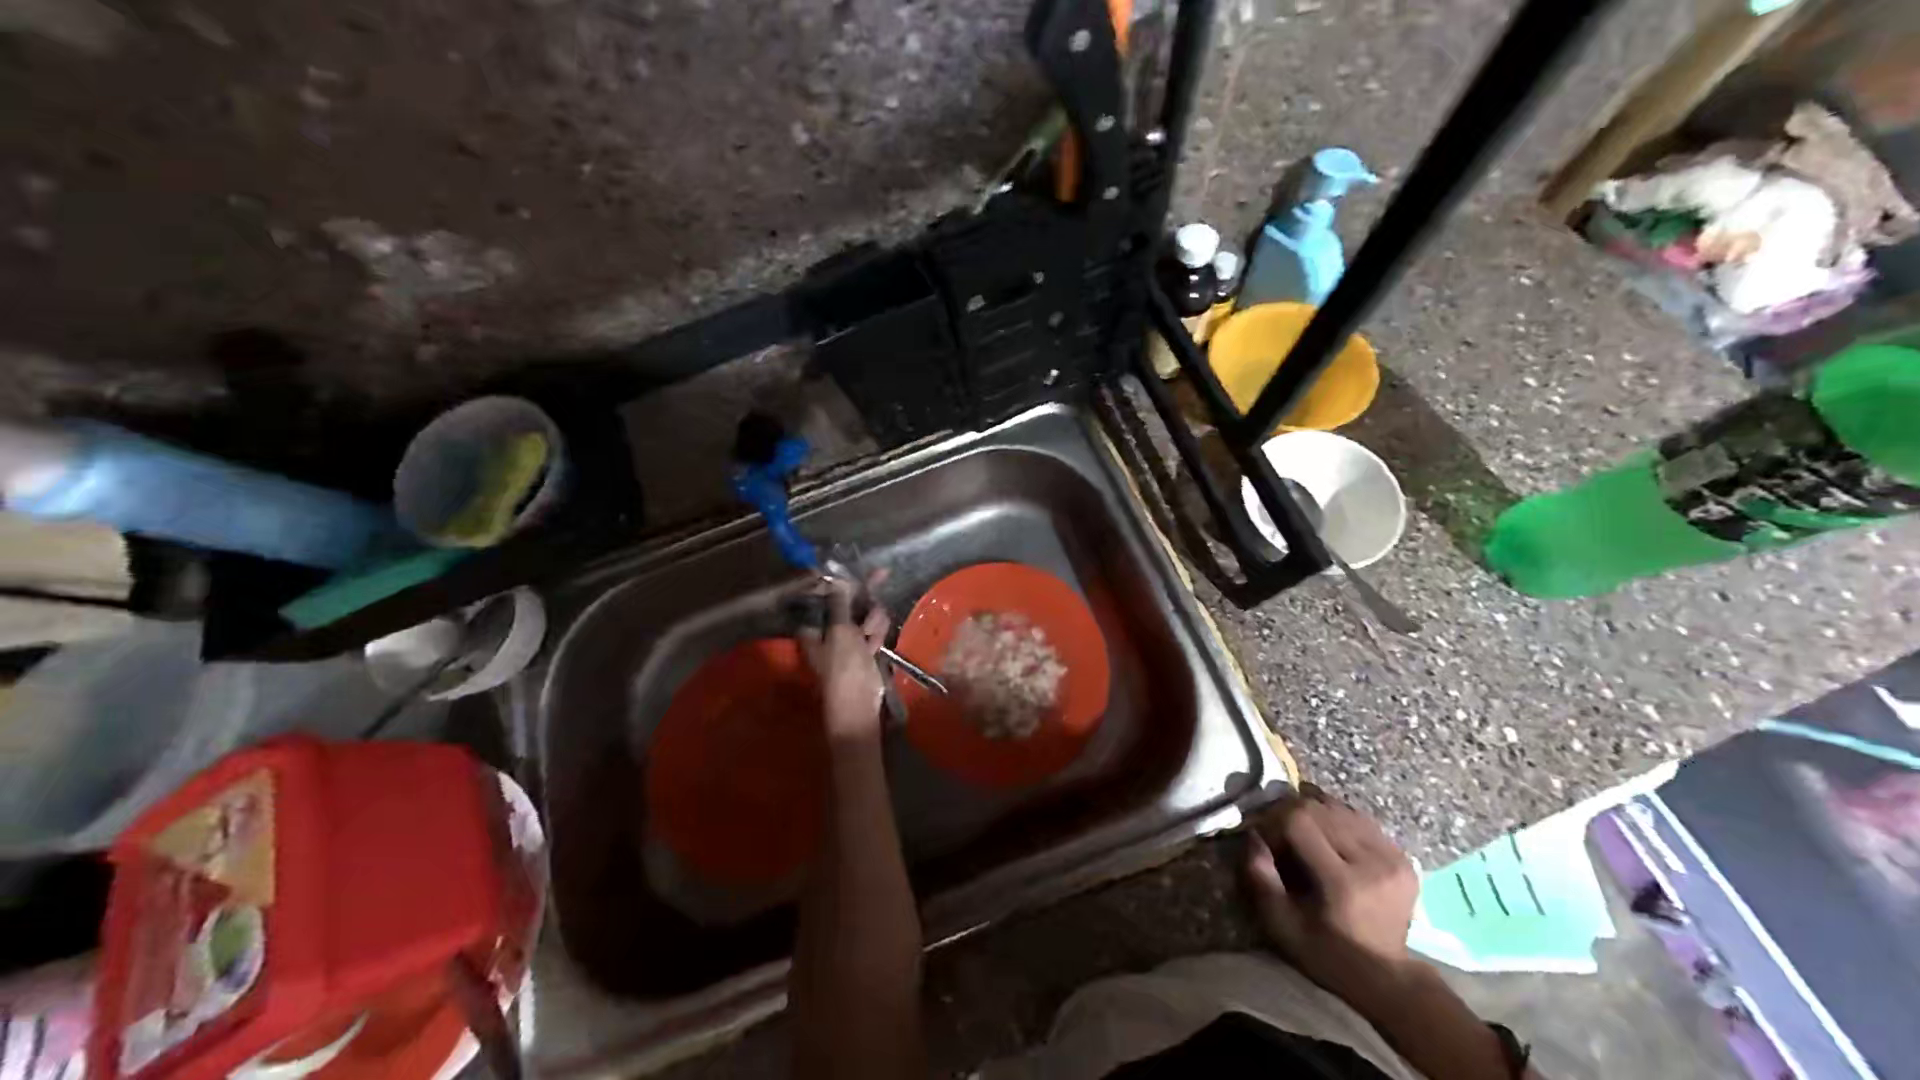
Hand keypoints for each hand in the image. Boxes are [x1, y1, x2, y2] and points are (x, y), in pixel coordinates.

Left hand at [797, 574, 892, 744]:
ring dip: (873, 620)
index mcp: (814, 625)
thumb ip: (840, 602)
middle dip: (864, 599)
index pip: (825, 594)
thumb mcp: (840, 631)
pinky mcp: (864, 647)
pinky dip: (877, 634)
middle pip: (848, 601)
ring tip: (871, 636)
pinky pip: (874, 629)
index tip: (854, 568)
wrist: (859, 704)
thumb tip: (836, 577)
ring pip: (866, 613)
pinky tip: (876, 645)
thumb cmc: (843, 668)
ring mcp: (848, 638)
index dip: (840, 580)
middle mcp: (829, 629)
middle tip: (882, 576)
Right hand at [1242, 787, 1419, 997]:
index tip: (1265, 840)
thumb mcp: (1282, 925)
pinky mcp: (1403, 856)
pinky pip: (1359, 818)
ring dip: (1313, 813)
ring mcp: (1394, 857)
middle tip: (1278, 835)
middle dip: (1290, 814)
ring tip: (1300, 834)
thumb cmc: (1327, 954)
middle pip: (1319, 808)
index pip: (1300, 821)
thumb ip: (1261, 878)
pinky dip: (1336, 819)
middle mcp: (1374, 862)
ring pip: (1339, 807)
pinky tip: (1326, 836)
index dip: (1273, 821)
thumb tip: (1252, 836)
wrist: (1386, 978)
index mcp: (1344, 883)